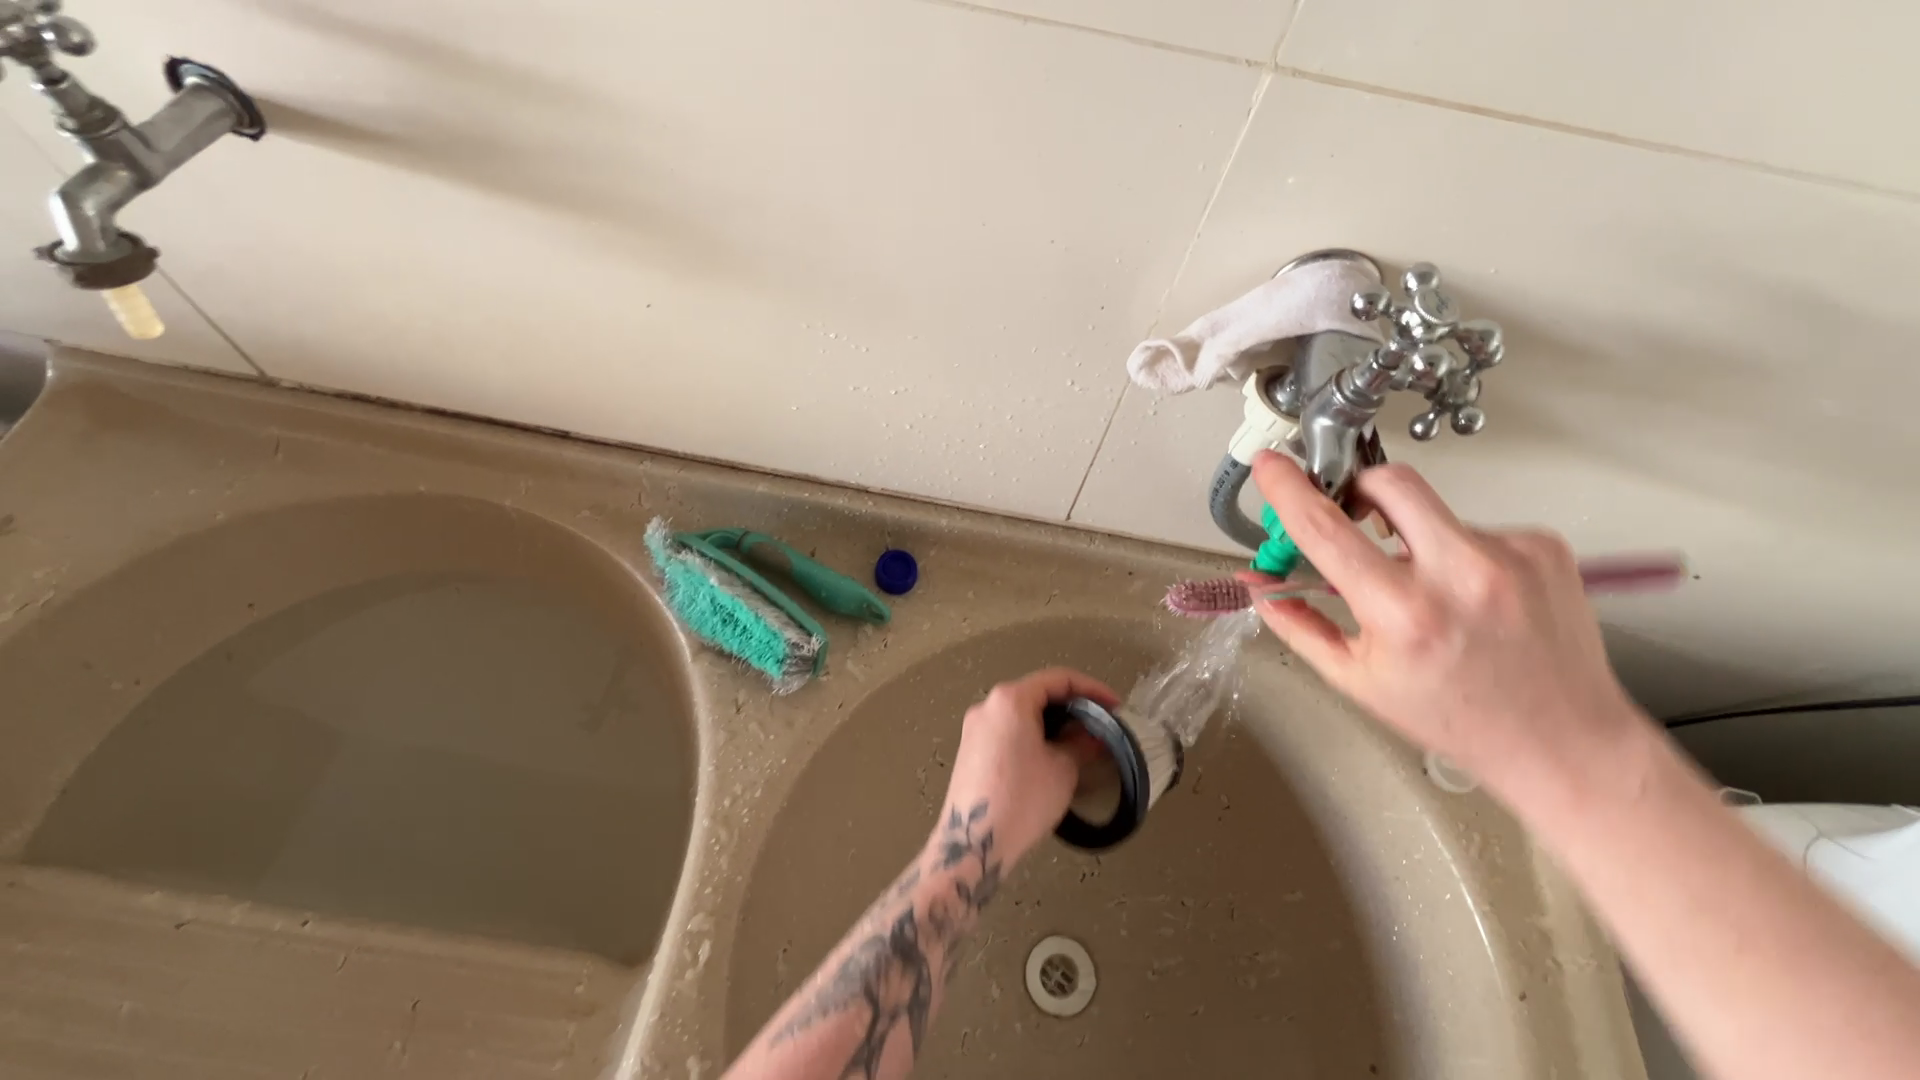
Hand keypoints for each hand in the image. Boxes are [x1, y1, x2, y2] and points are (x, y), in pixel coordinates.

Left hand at [940, 668, 1117, 863]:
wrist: (973, 842)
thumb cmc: (1022, 799)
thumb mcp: (1063, 769)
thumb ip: (1081, 744)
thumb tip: (1092, 737)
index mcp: (1009, 699)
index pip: (1058, 679)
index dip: (1092, 689)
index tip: (1115, 706)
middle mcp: (987, 706)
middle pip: (1037, 693)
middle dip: (1072, 707)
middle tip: (1100, 725)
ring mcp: (975, 728)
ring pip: (1022, 713)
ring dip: (1053, 723)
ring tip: (1082, 743)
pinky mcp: (970, 750)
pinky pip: (1008, 730)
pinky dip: (1034, 735)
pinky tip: (1053, 755)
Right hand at [1243, 451, 1647, 797]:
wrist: (1561, 739)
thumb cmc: (1456, 718)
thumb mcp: (1356, 679)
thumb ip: (1298, 624)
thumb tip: (1261, 584)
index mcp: (1404, 614)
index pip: (1327, 530)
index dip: (1289, 491)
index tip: (1272, 467)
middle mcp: (1462, 574)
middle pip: (1389, 482)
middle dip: (1357, 489)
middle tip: (1351, 514)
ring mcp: (1511, 554)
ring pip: (1433, 508)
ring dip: (1413, 535)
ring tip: (1430, 589)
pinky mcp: (1543, 546)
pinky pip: (1475, 526)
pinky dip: (1458, 551)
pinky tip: (1471, 595)